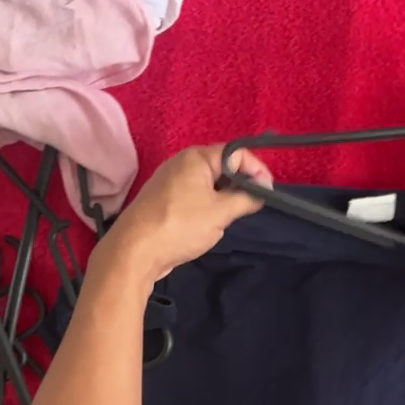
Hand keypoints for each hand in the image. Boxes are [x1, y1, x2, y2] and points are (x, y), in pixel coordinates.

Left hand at [91, 145, 272, 286]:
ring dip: (224, 199)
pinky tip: (207, 226)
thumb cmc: (180, 225)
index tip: (268, 194)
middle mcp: (182, 163)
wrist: (136, 250)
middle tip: (252, 207)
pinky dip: (208, 208)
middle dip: (240, 185)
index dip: (256, 171)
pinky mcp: (165, 201)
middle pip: (222, 167)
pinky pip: (195, 197)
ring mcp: (171, 182)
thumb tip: (261, 192)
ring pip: (209, 185)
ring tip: (229, 218)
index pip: (237, 153)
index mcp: (197, 157)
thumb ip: (246, 198)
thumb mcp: (221, 212)